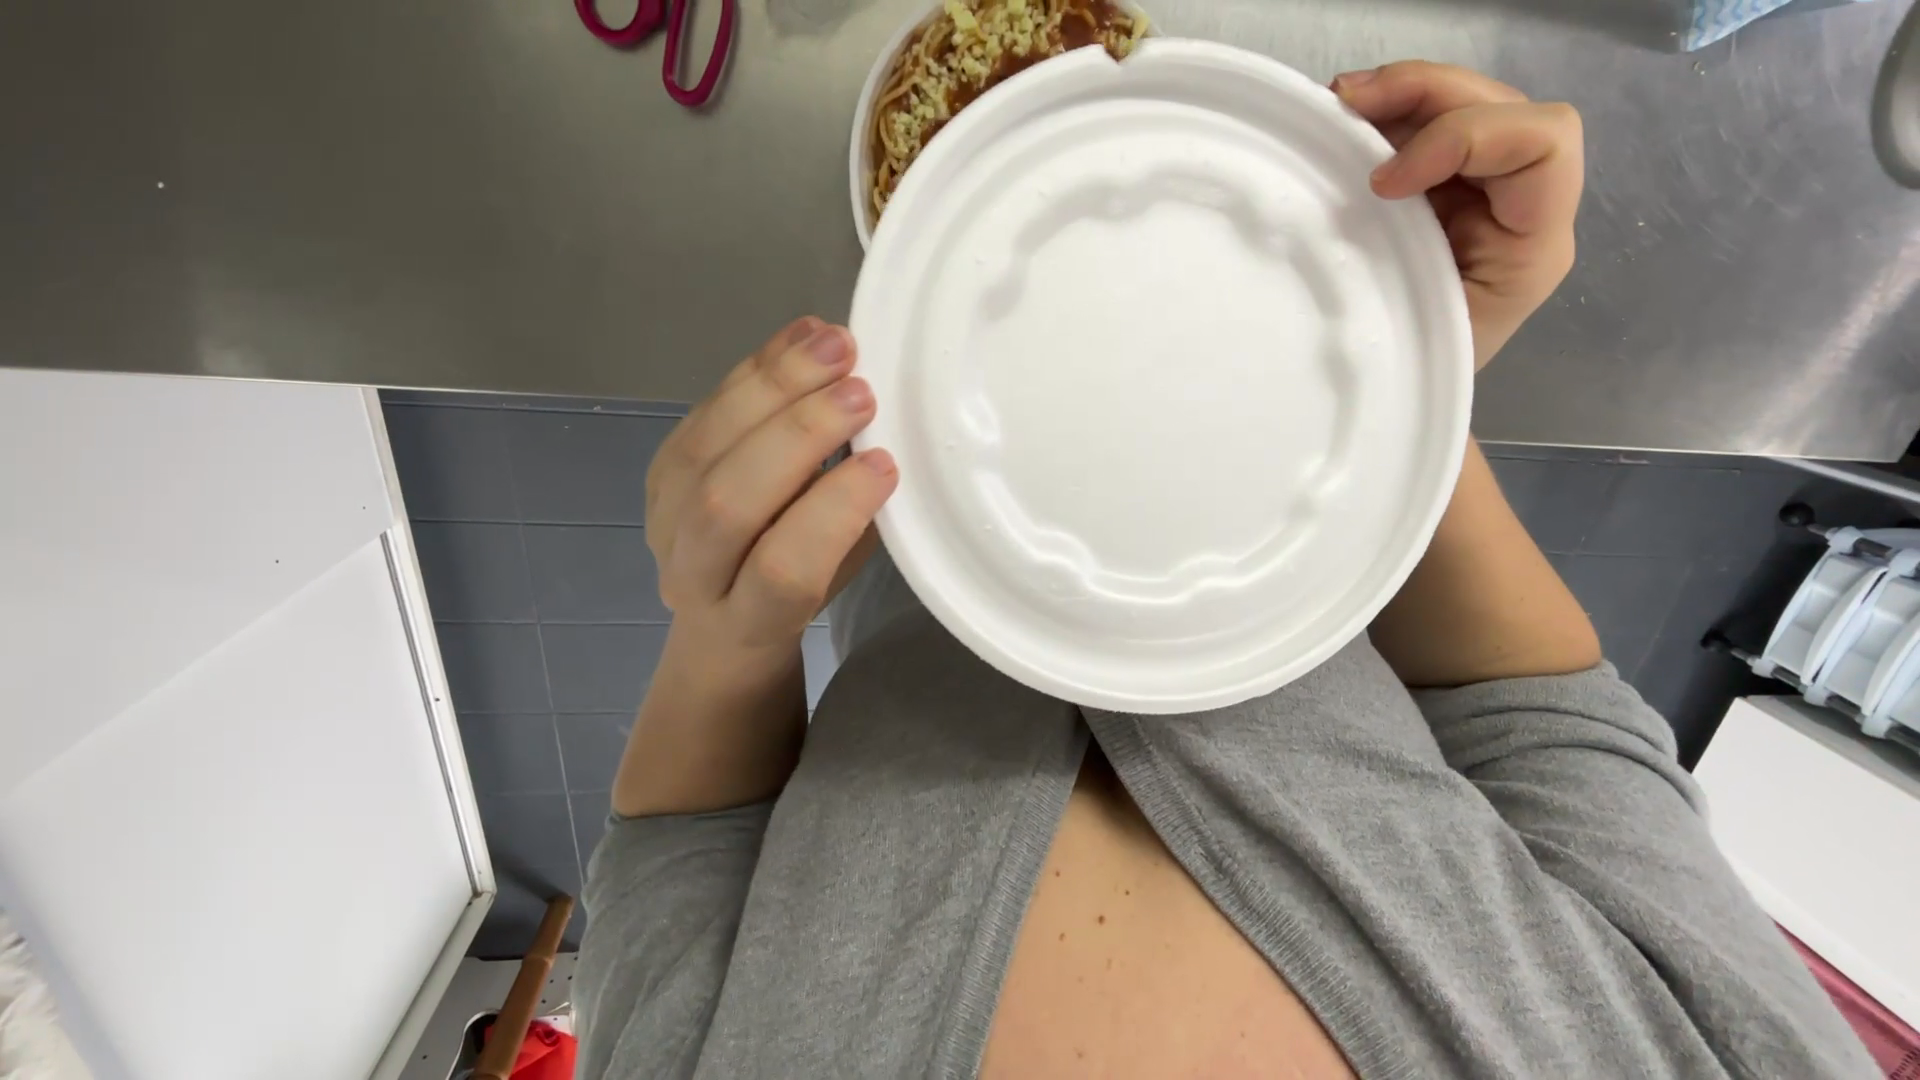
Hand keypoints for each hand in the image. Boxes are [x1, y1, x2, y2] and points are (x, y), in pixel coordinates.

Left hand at [645, 317, 897, 675]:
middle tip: (859, 390)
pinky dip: (754, 370)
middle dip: (798, 436)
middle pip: (730, 500)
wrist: (721, 619)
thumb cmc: (801, 598)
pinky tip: (800, 337)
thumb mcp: (837, 577)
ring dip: (773, 387)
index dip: (831, 511)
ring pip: (705, 449)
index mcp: (749, 622)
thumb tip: (874, 435)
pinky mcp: (658, 474)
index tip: (885, 463)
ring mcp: (664, 520)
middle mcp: (693, 575)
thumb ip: (849, 521)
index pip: (783, 569)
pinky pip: (701, 413)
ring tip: (832, 345)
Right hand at [1333, 61, 1583, 368]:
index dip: (1463, 139)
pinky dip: (1386, 118)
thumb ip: (1406, 280)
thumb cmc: (1419, 381)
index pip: (1542, 144)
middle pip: (1502, 105)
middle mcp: (1519, 205)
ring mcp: (1481, 193)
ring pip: (1466, 105)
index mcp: (1532, 244)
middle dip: (1424, 93)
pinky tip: (1342, 126)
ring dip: (1401, 96)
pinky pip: (1427, 131)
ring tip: (1336, 106)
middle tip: (1343, 103)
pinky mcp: (1443, 192)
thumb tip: (1360, 234)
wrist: (1412, 398)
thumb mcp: (1421, 342)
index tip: (1382, 184)